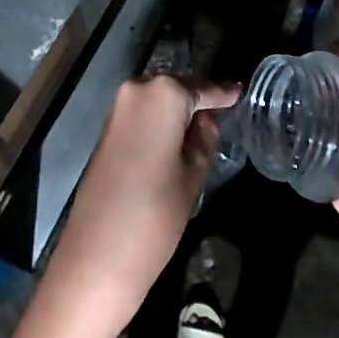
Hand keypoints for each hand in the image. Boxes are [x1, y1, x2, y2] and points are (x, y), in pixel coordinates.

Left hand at [46, 73, 238, 300]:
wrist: (100, 248)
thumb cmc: (156, 211)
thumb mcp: (193, 174)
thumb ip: (202, 139)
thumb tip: (204, 120)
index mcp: (163, 94)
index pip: (201, 89)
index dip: (221, 93)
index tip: (238, 92)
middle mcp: (136, 90)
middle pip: (175, 88)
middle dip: (196, 99)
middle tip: (221, 113)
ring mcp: (117, 108)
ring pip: (156, 100)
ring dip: (175, 111)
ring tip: (201, 128)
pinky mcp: (106, 128)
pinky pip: (141, 114)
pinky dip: (158, 121)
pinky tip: (174, 138)